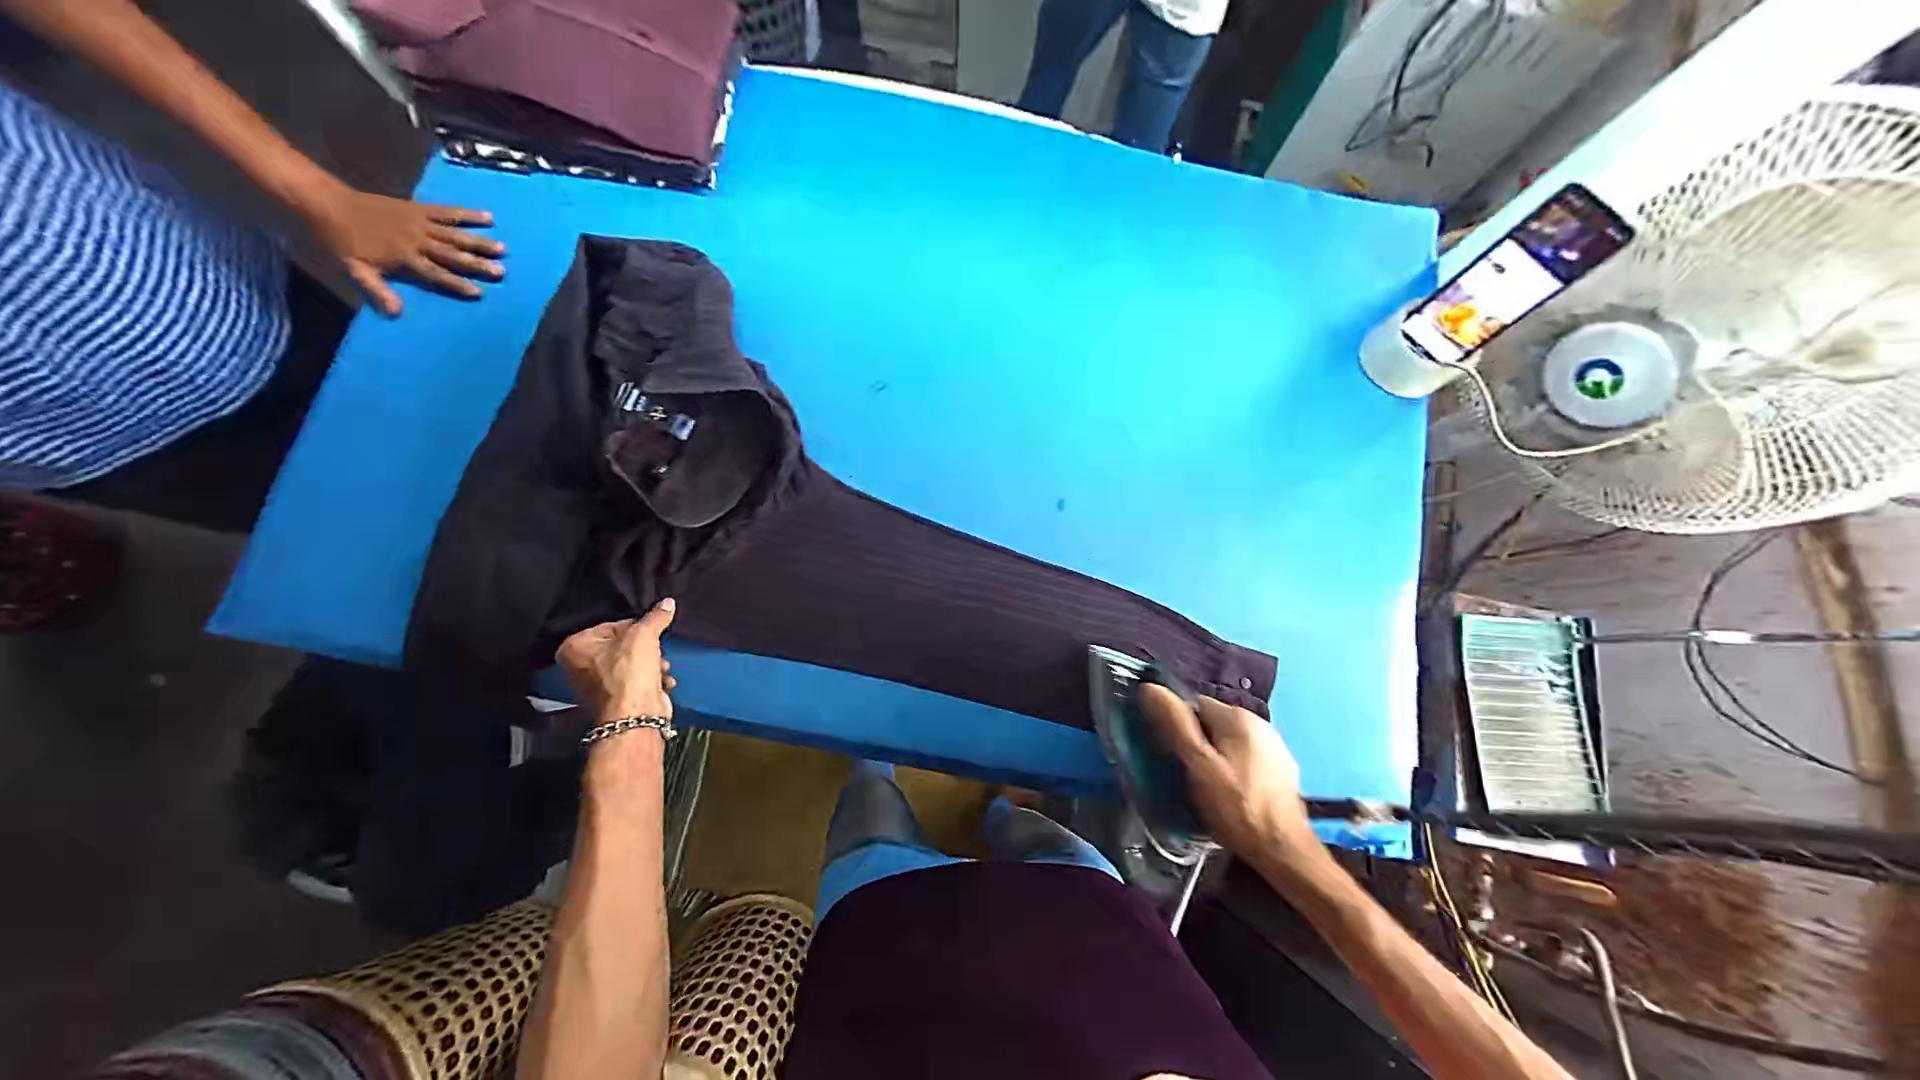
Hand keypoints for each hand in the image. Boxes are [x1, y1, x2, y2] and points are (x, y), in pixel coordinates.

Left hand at [305, 189, 504, 315]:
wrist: (325, 202)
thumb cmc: (340, 240)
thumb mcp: (353, 268)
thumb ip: (376, 290)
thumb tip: (396, 312)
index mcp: (403, 258)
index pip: (435, 274)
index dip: (456, 284)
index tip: (479, 292)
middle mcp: (416, 241)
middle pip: (452, 255)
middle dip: (476, 263)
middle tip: (500, 271)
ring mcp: (420, 223)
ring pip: (455, 235)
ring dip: (479, 242)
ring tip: (503, 249)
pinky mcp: (419, 209)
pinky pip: (447, 212)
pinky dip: (468, 214)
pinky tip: (488, 217)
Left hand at [556, 598, 677, 722]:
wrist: (636, 716)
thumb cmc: (630, 673)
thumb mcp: (644, 635)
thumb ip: (656, 617)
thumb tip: (667, 603)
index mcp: (576, 647)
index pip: (611, 625)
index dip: (635, 627)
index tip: (649, 633)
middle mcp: (580, 666)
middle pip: (623, 645)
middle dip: (646, 649)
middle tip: (656, 651)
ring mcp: (598, 685)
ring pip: (633, 663)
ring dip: (654, 664)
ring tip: (661, 668)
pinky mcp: (617, 699)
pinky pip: (638, 681)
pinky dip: (652, 680)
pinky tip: (662, 682)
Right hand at [1138, 685, 1318, 862]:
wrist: (1283, 850)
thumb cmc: (1235, 807)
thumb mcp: (1198, 765)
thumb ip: (1175, 724)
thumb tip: (1151, 688)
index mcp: (1238, 716)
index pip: (1194, 706)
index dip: (1181, 730)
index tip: (1180, 758)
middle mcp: (1261, 722)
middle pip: (1213, 723)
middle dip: (1200, 744)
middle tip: (1194, 776)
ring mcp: (1275, 745)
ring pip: (1230, 741)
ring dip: (1217, 757)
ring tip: (1213, 787)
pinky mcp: (1283, 767)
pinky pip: (1247, 756)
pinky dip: (1236, 768)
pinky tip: (1236, 793)